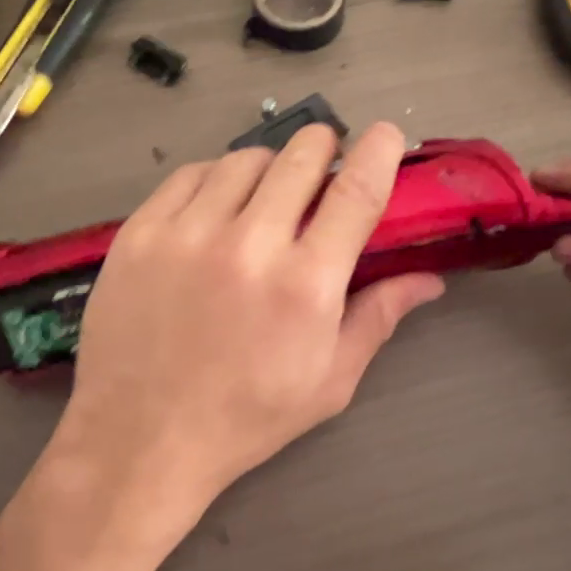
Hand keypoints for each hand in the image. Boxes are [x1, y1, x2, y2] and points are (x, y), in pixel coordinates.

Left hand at [51, 122, 444, 511]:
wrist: (141, 437)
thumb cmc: (246, 417)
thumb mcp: (329, 381)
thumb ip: (379, 317)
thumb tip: (429, 278)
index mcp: (305, 284)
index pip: (356, 191)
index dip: (378, 151)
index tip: (385, 133)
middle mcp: (249, 245)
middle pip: (300, 157)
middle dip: (323, 149)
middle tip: (324, 167)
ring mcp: (187, 233)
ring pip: (244, 159)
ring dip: (269, 166)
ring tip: (267, 194)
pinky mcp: (141, 232)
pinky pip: (189, 174)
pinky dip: (214, 178)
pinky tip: (217, 206)